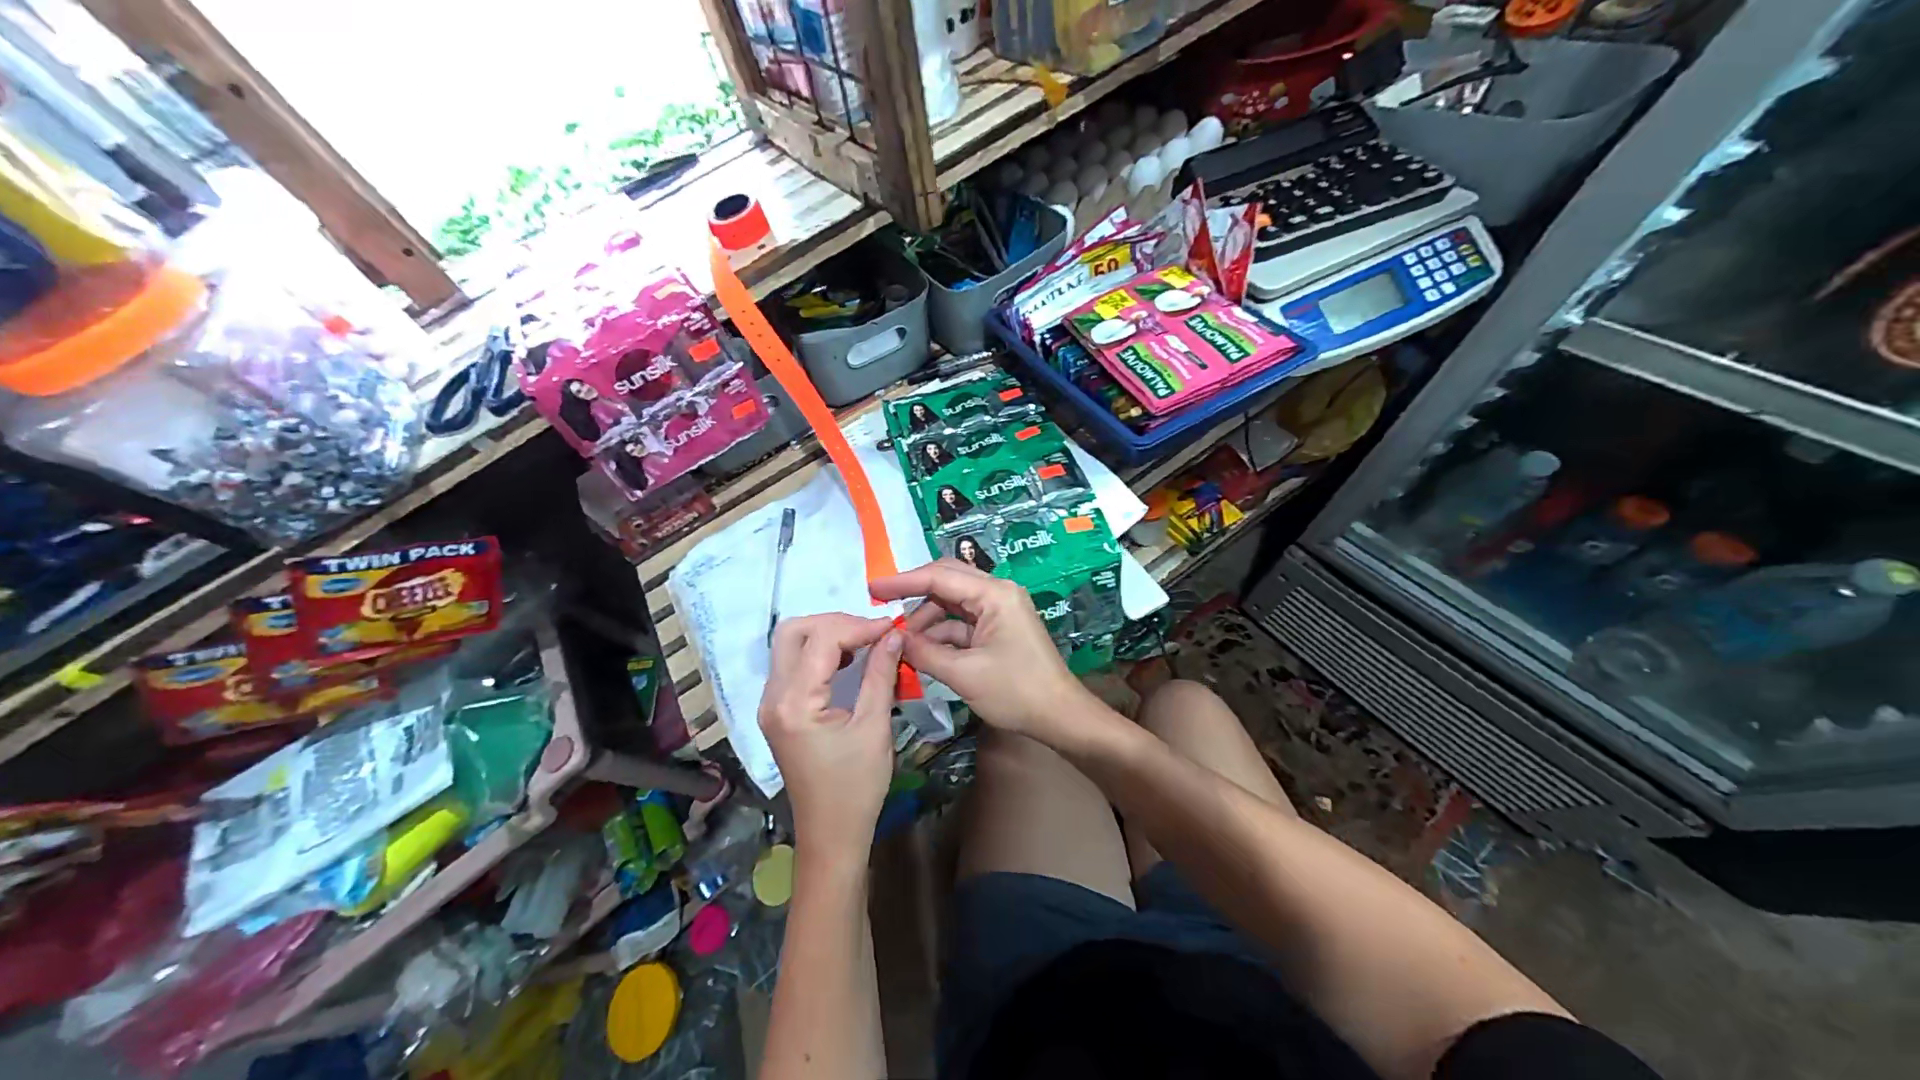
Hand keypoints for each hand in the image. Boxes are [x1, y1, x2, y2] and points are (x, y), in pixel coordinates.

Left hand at [759, 614, 901, 864]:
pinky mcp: (777, 711)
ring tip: (864, 643)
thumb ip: (880, 674)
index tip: (892, 627)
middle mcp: (773, 697)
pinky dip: (818, 653)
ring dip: (825, 635)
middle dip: (834, 622)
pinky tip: (847, 661)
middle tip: (872, 632)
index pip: (821, 639)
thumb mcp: (874, 728)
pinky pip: (792, 665)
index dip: (859, 625)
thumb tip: (894, 634)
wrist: (831, 835)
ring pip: (789, 645)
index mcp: (794, 703)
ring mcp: (770, 704)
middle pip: (792, 631)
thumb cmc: (856, 787)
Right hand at [870, 559, 1096, 743]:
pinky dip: (941, 635)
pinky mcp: (999, 629)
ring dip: (926, 621)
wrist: (1060, 716)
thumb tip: (893, 640)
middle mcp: (998, 593)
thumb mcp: (963, 674)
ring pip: (952, 604)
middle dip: (913, 595)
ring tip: (901, 644)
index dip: (902, 581)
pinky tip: (921, 652)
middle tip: (881, 606)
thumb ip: (924, 653)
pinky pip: (962, 622)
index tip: (872, 587)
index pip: (939, 576)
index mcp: (994, 594)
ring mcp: (1000, 611)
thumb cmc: (1016, 691)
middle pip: (946, 582)